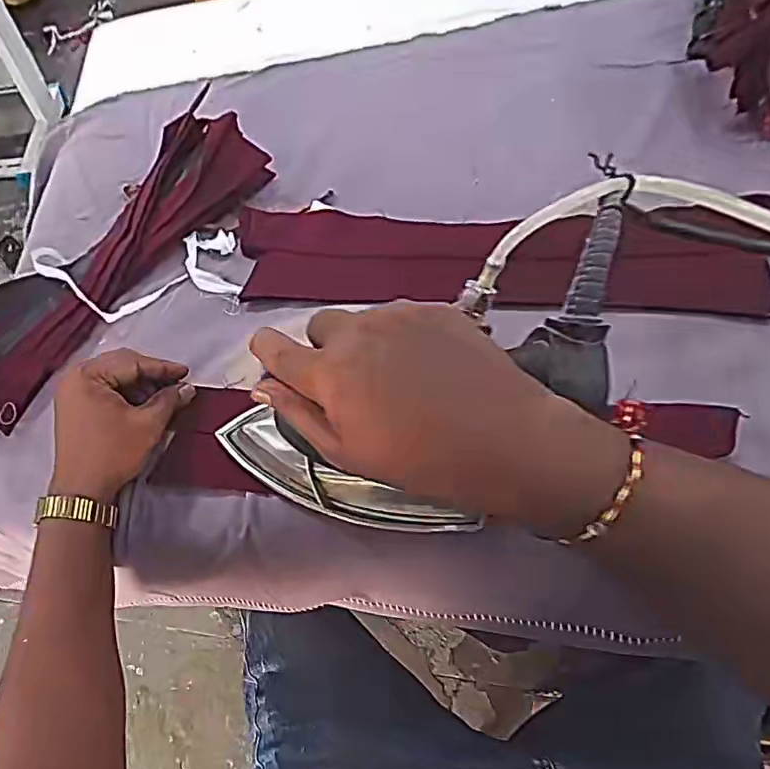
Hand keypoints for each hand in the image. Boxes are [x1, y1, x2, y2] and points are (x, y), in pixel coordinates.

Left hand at [49, 348, 194, 501]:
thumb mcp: (147, 425)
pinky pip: (105, 392)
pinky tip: (144, 406)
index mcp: (88, 375)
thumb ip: (168, 401)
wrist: (83, 489)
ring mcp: (72, 393)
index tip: (185, 372)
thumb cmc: (113, 454)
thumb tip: (186, 389)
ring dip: (139, 387)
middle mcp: (75, 378)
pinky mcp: (75, 408)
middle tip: (176, 384)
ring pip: (113, 379)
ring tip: (164, 397)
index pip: (131, 362)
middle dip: (150, 375)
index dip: (162, 367)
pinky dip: (126, 396)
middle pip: (120, 366)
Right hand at [248, 303, 625, 536]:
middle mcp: (358, 333)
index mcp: (329, 373)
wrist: (502, 439)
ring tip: (396, 382)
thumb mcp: (348, 452)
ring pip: (363, 322)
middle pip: (320, 327)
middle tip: (349, 387)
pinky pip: (401, 318)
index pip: (274, 346)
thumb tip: (266, 389)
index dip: (267, 352)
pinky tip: (424, 370)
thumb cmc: (422, 458)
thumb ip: (299, 415)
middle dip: (324, 351)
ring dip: (365, 345)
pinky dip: (401, 339)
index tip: (272, 358)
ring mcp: (399, 316)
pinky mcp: (435, 309)